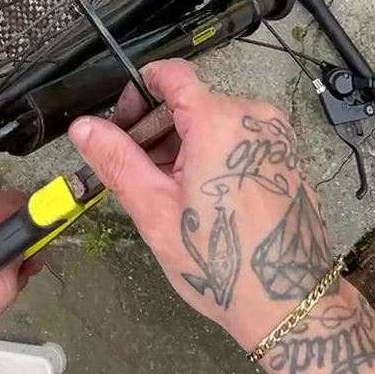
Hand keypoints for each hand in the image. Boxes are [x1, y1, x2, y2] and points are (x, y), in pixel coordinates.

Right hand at [70, 59, 339, 350]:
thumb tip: (85, 128)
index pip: (171, 73)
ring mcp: (273, 134)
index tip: (123, 120)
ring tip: (172, 193)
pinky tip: (202, 195)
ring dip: (184, 145)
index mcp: (218, 120)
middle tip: (140, 172)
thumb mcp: (156, 210)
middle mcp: (252, 115)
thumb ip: (117, 160)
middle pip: (190, 100)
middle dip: (157, 129)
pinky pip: (238, 136)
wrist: (288, 300)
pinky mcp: (283, 152)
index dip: (139, 90)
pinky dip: (213, 153)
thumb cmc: (222, 262)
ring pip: (213, 120)